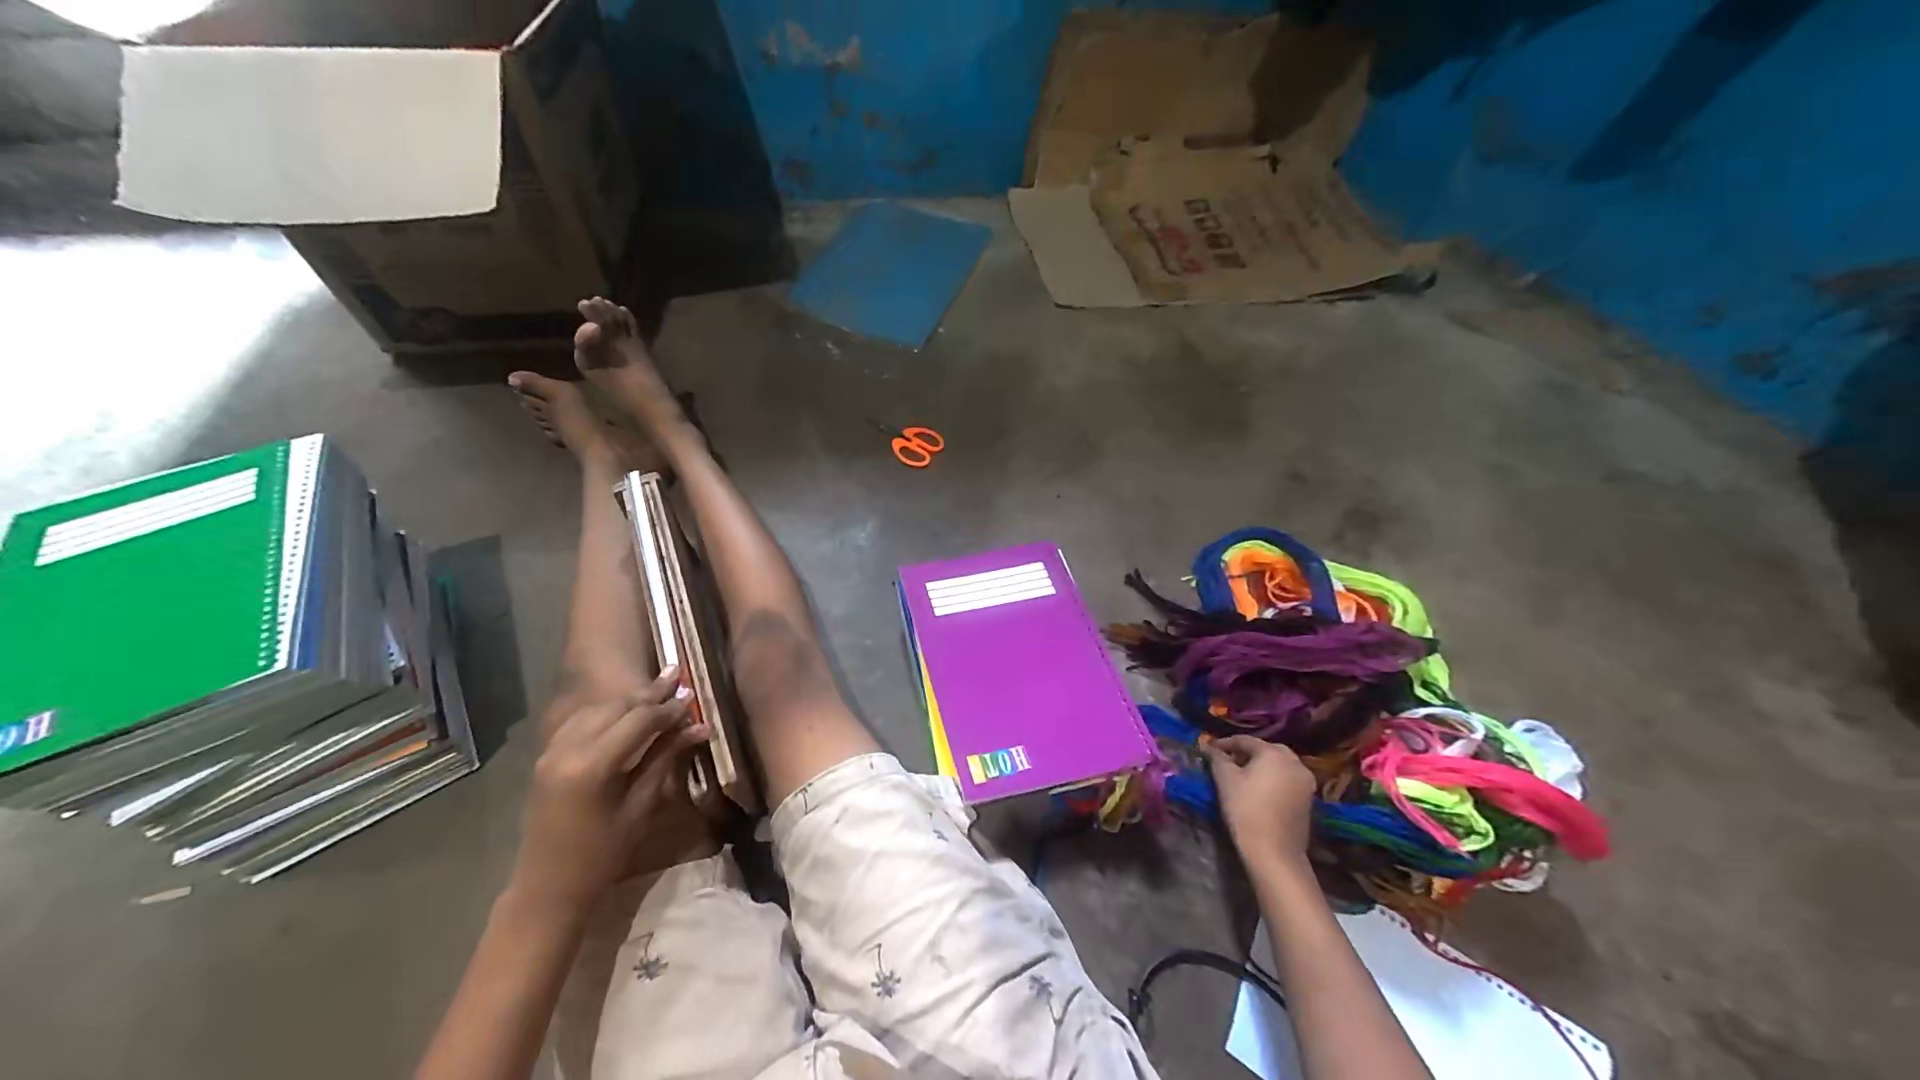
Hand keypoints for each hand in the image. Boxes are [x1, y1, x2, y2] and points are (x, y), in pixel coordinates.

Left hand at [510, 668, 708, 912]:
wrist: (549, 885)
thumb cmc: (603, 853)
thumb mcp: (641, 806)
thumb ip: (665, 758)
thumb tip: (699, 727)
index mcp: (593, 765)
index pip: (639, 720)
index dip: (668, 707)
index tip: (693, 696)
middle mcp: (568, 749)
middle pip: (617, 707)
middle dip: (650, 693)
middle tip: (678, 675)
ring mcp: (552, 751)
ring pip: (597, 709)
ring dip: (629, 699)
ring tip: (658, 687)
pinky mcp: (547, 756)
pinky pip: (580, 721)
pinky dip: (606, 710)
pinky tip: (624, 708)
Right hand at [1204, 735, 1316, 871]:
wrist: (1274, 851)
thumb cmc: (1246, 809)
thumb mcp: (1225, 780)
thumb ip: (1217, 758)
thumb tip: (1208, 746)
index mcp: (1274, 754)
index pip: (1246, 741)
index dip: (1226, 743)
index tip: (1210, 749)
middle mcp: (1295, 762)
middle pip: (1268, 749)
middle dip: (1248, 752)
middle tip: (1229, 761)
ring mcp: (1306, 781)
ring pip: (1281, 764)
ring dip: (1263, 765)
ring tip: (1244, 775)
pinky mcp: (1309, 799)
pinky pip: (1289, 778)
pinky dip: (1275, 778)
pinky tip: (1260, 789)